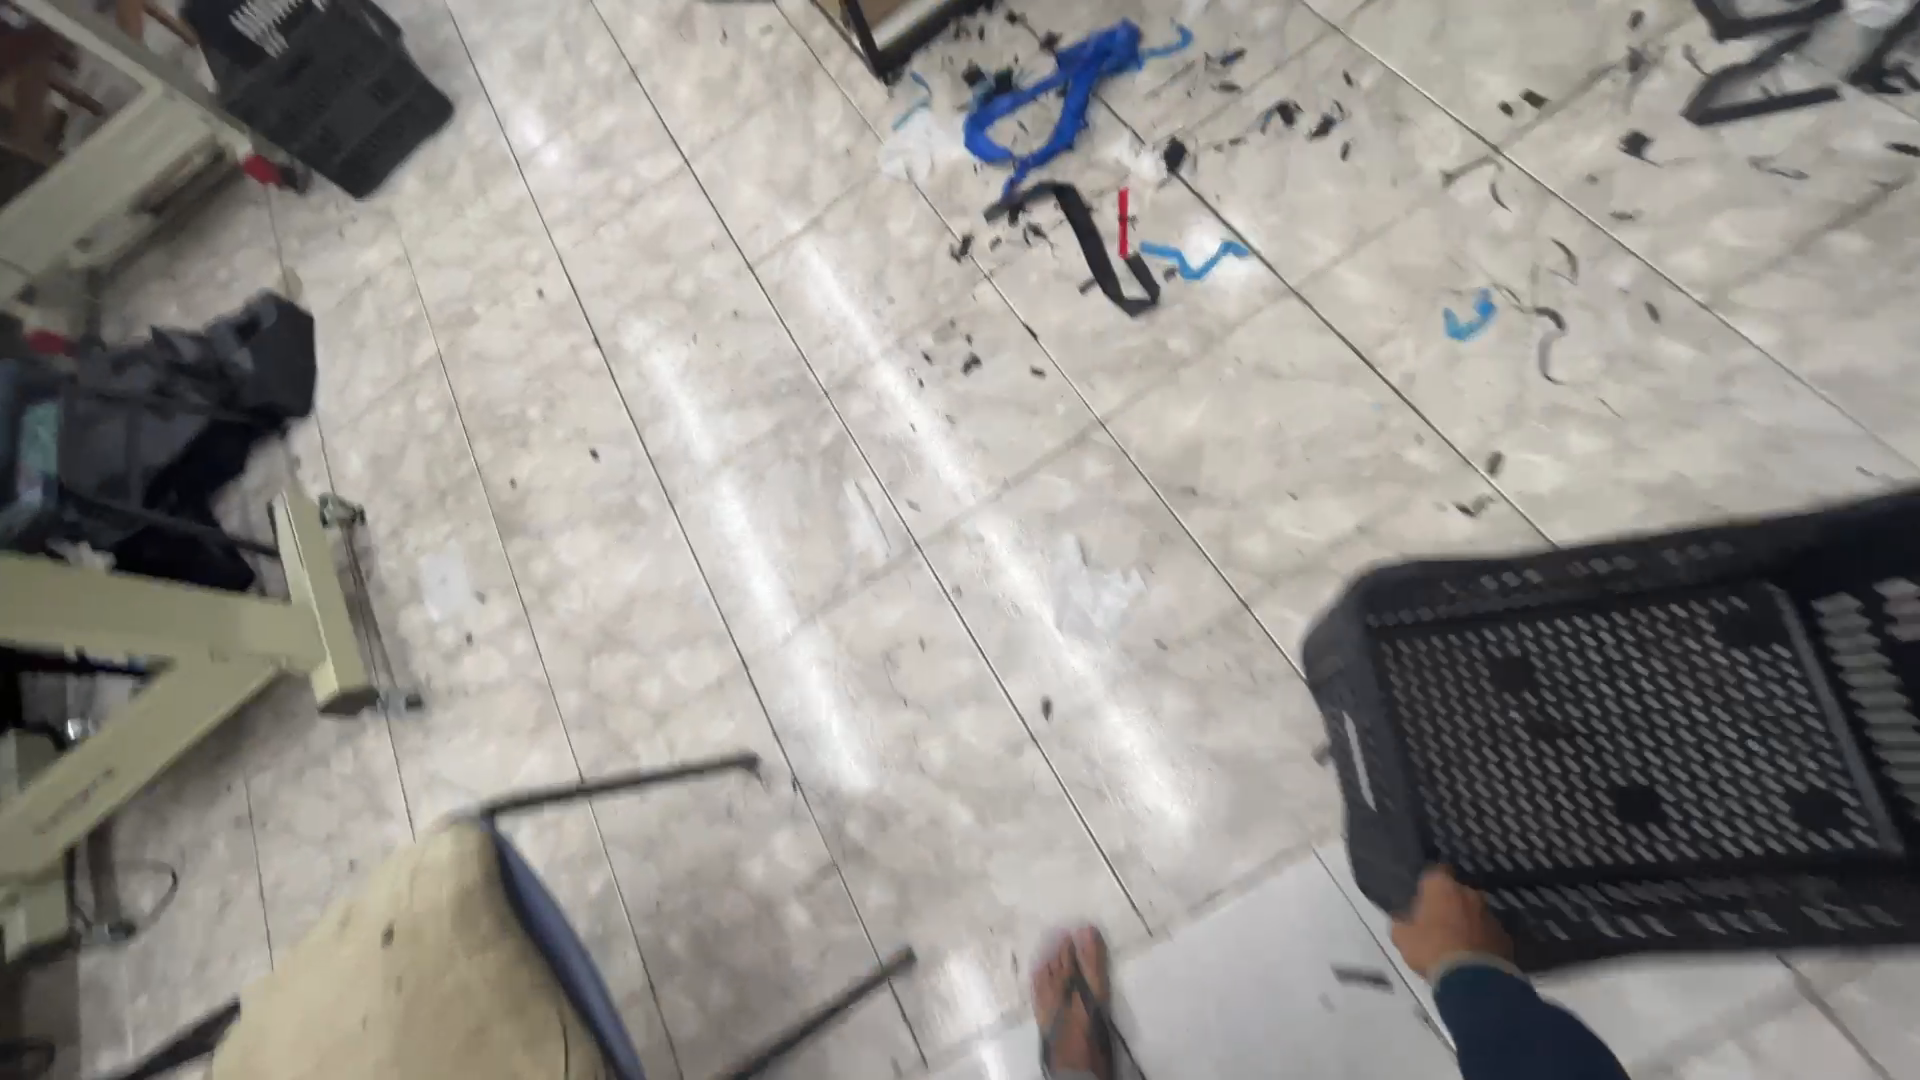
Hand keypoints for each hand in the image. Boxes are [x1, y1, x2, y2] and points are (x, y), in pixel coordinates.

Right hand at [1390, 867, 1512, 981]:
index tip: (1421, 898)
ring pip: (1475, 913)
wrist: (1476, 982)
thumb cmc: (1431, 948)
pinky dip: (1482, 940)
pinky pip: (1489, 934)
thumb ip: (1401, 922)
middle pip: (1457, 892)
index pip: (1434, 873)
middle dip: (1449, 903)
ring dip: (1467, 922)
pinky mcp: (1507, 939)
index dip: (1428, 886)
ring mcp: (1491, 916)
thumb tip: (1403, 920)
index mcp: (1441, 885)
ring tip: (1456, 941)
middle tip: (1438, 920)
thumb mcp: (1401, 936)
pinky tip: (1472, 956)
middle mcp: (1469, 893)